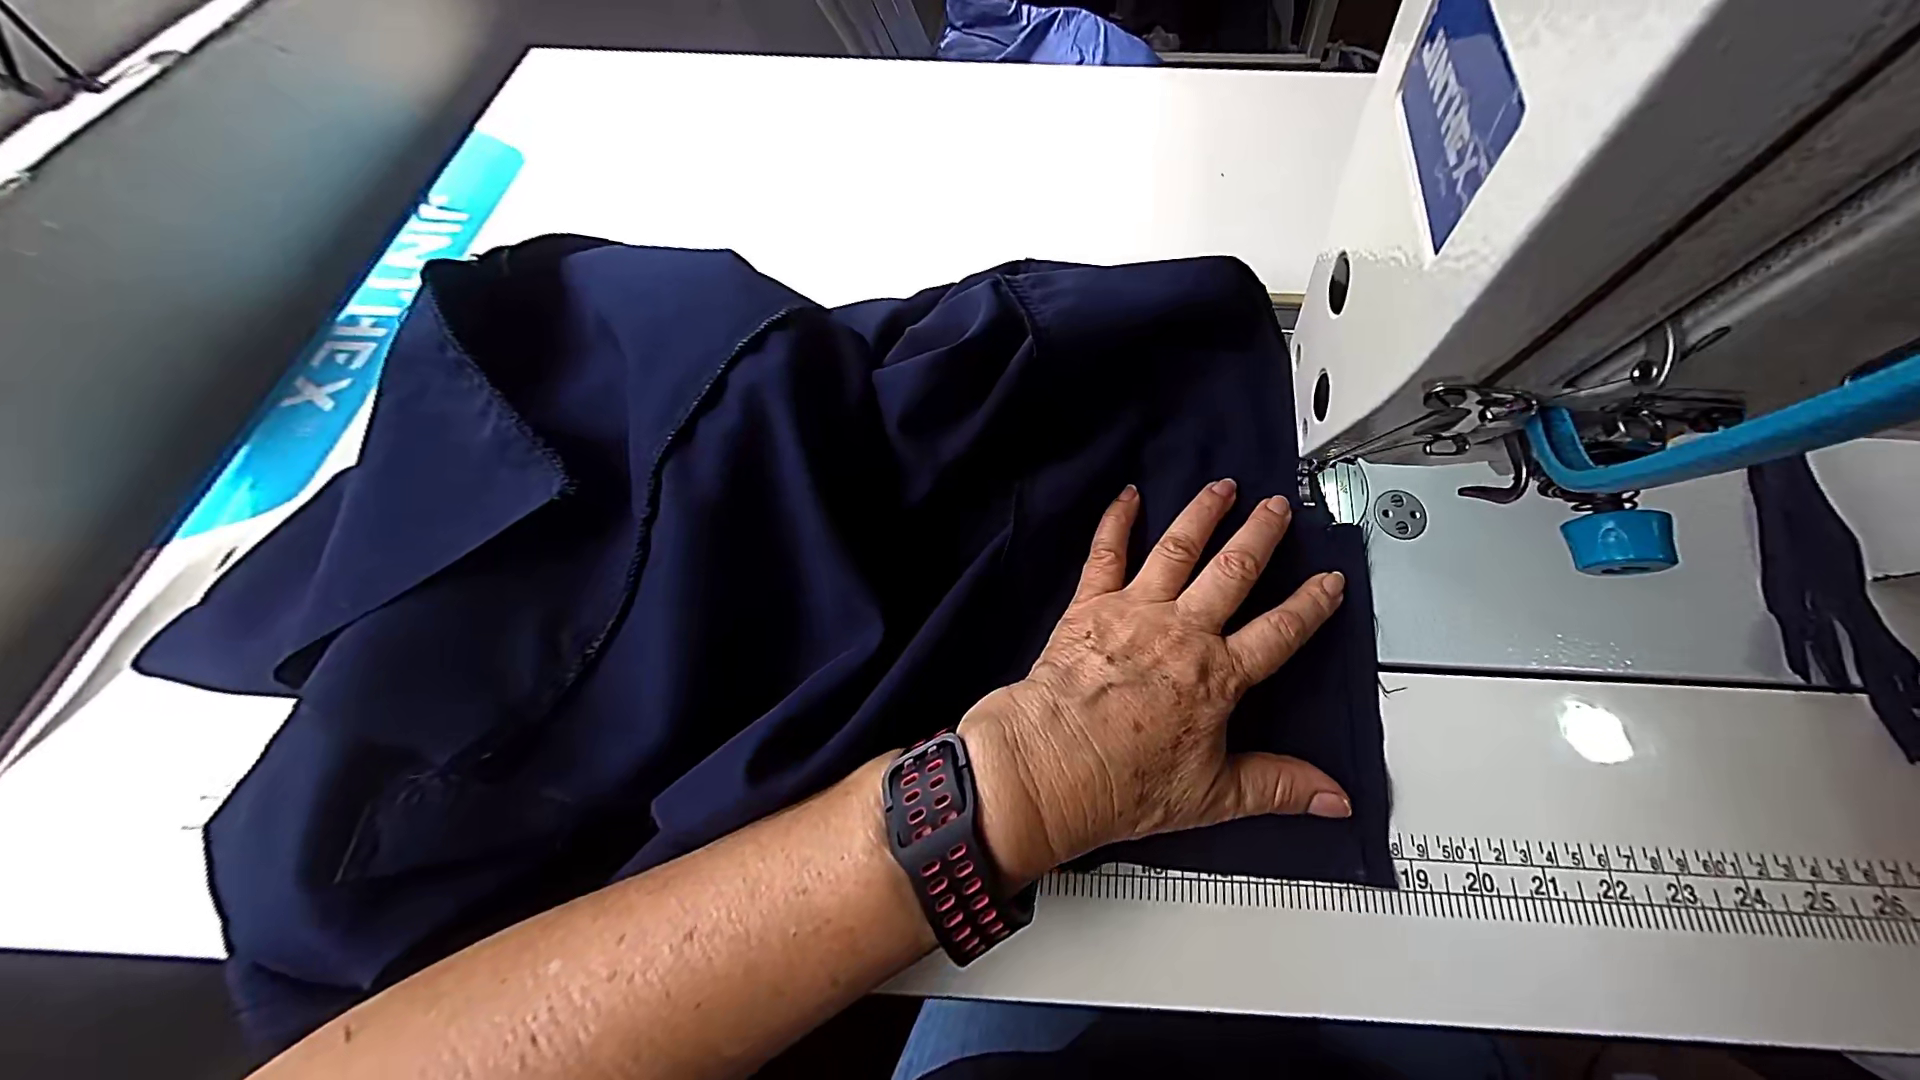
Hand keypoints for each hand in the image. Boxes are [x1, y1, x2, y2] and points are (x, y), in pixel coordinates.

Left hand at [958, 479, 1349, 884]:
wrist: (1054, 764)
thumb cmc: (1122, 779)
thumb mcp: (1214, 795)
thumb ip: (1279, 787)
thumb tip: (1334, 800)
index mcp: (1217, 676)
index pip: (1280, 631)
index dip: (1310, 603)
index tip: (1328, 580)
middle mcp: (1182, 632)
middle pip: (1235, 571)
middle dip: (1261, 535)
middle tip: (1278, 509)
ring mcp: (1136, 611)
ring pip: (1180, 548)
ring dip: (1204, 514)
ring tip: (1222, 488)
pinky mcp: (1091, 604)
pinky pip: (1107, 551)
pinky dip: (1117, 520)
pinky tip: (1128, 497)